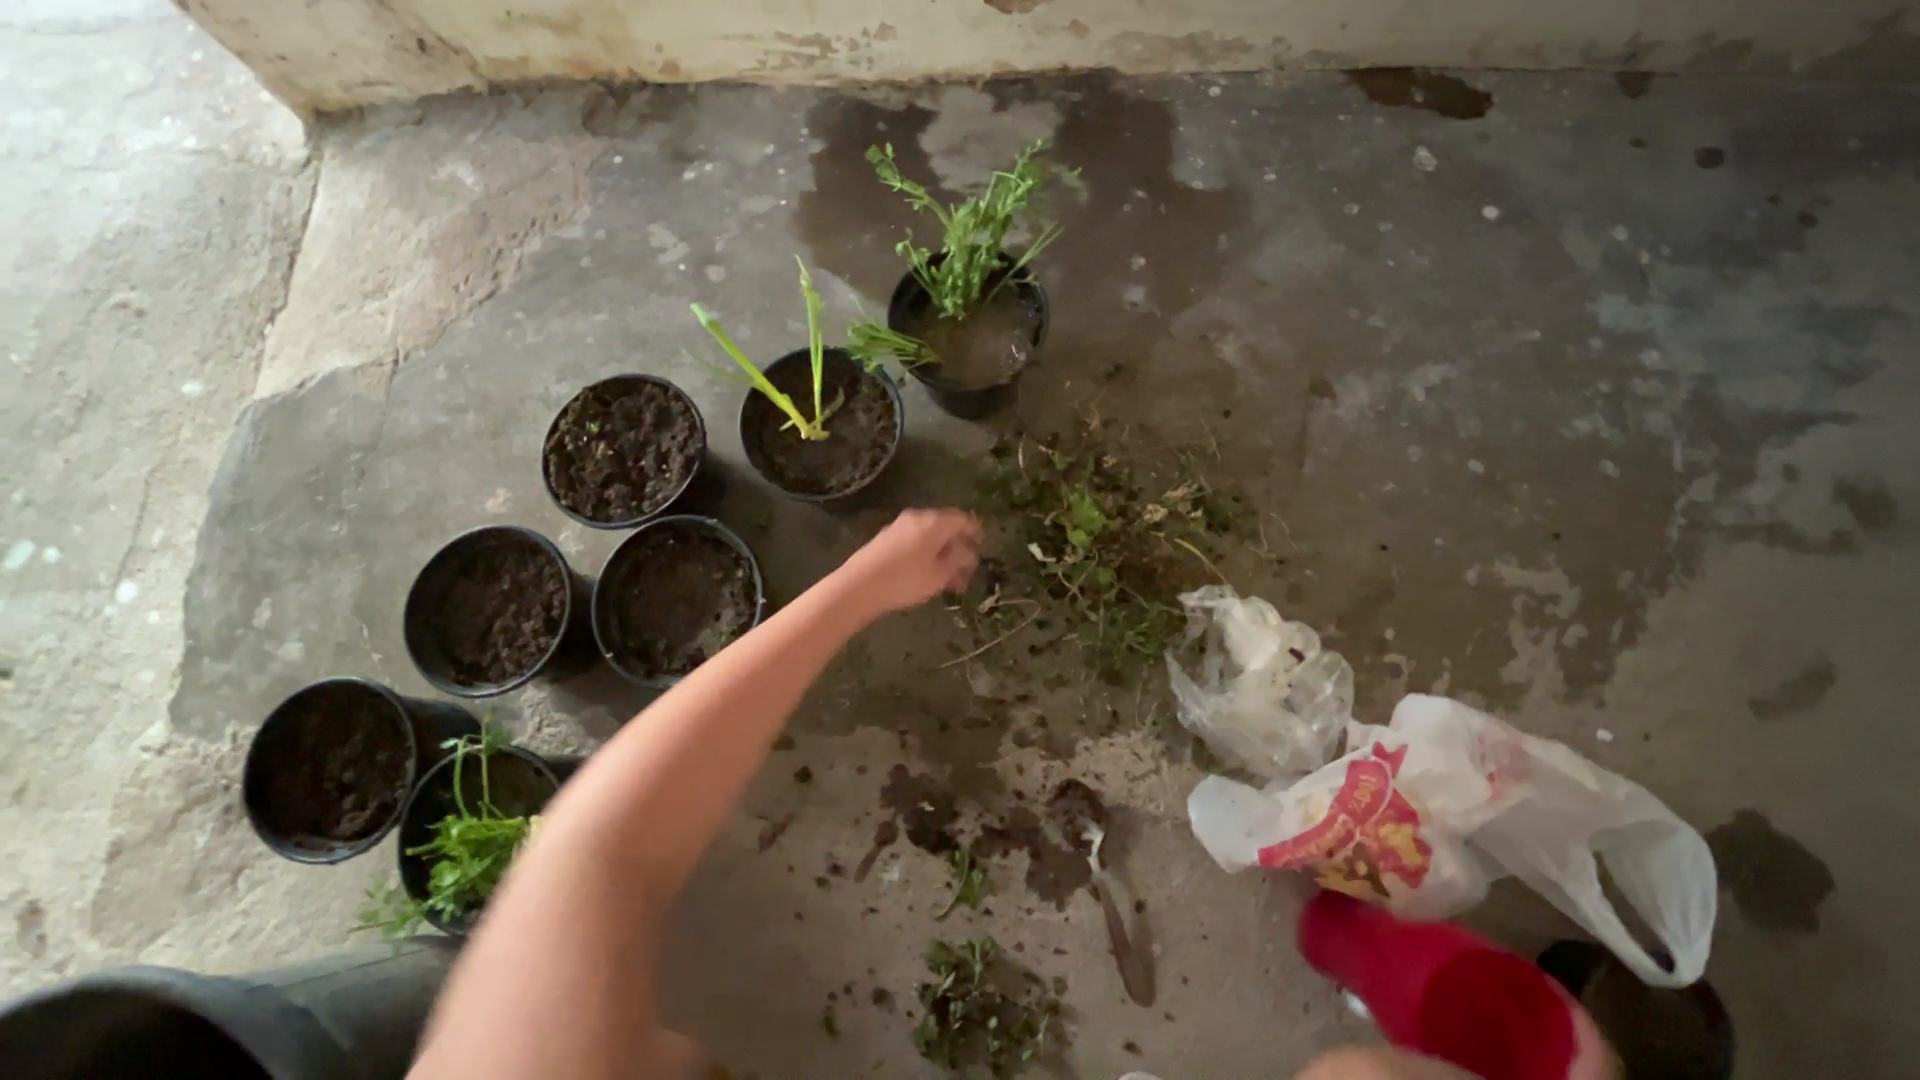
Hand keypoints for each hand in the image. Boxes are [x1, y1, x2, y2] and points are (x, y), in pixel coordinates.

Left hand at [834, 508, 982, 616]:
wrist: (858, 586)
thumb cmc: (905, 580)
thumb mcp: (939, 575)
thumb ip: (958, 561)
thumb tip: (967, 553)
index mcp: (933, 522)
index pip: (962, 519)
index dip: (974, 532)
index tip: (981, 545)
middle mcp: (916, 518)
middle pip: (944, 529)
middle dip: (958, 549)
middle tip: (966, 572)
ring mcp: (898, 528)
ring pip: (929, 538)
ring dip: (942, 555)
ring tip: (948, 581)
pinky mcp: (885, 540)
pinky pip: (914, 543)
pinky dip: (926, 555)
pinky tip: (927, 576)